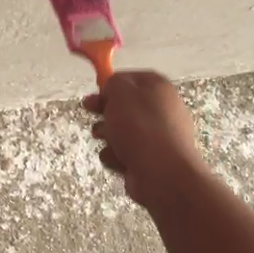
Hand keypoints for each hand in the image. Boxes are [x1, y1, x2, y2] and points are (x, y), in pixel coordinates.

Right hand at [84, 70, 206, 206]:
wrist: (162, 173)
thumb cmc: (141, 127)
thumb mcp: (121, 93)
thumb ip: (113, 83)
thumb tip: (112, 91)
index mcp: (159, 89)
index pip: (132, 79)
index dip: (112, 84)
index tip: (96, 92)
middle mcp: (162, 110)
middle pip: (127, 106)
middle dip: (105, 111)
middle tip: (90, 112)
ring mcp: (158, 137)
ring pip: (123, 131)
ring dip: (107, 135)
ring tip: (103, 139)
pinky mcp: (151, 160)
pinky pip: (126, 153)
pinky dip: (117, 156)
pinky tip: (116, 160)